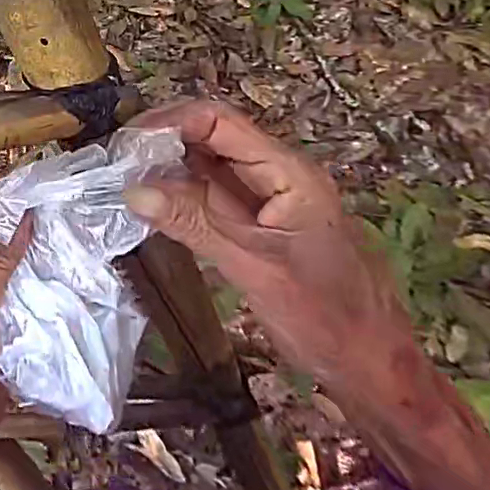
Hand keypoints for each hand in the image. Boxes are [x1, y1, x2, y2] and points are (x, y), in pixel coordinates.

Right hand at [123, 99, 489, 489]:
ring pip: (207, 162)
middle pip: (210, 134)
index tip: (126, 142)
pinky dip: (178, 191)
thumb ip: (193, 222)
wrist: (374, 368)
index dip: (169, 122)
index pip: (219, 122)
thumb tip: (131, 191)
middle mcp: (276, 173)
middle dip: (161, 139)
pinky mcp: (256, 218)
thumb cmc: (325, 318)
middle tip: (115, 157)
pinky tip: (149, 199)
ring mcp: (265, 196)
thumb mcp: (253, 268)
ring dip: (165, 164)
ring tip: (121, 174)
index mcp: (287, 172)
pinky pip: (210, 191)